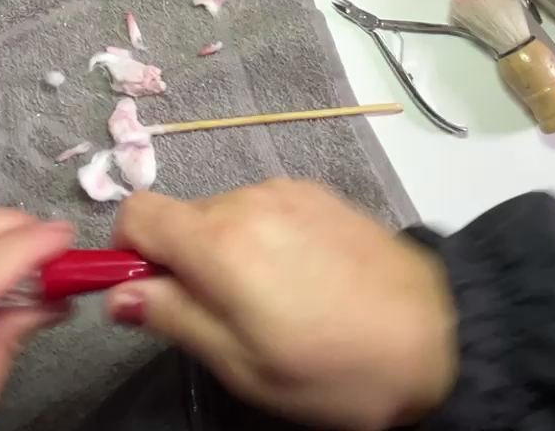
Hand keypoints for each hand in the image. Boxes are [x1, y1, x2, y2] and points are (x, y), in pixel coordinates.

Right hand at [107, 180, 456, 429]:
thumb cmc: (331, 366)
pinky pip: (263, 207)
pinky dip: (260, 236)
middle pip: (181, 215)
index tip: (145, 289)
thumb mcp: (242, 364)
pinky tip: (299, 276)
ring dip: (223, 249)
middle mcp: (246, 198)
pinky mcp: (316, 190)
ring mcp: (285, 189)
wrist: (435, 332)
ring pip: (222, 213)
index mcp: (219, 240)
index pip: (138, 211)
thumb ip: (174, 317)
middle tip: (218, 314)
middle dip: (182, 259)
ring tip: (269, 299)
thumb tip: (119, 293)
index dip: (126, 249)